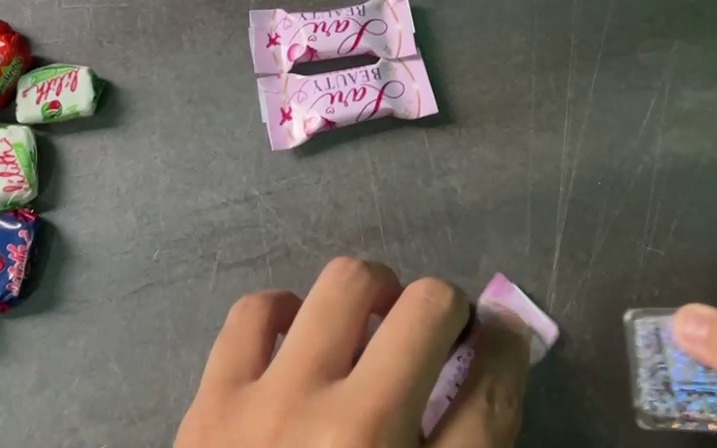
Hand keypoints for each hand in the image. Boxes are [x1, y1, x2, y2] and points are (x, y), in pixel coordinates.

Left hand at [175, 257, 531, 447]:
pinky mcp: (210, 407)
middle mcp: (352, 436)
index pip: (493, 388)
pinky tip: (295, 345)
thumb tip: (485, 374)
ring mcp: (274, 410)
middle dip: (448, 308)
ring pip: (346, 283)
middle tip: (434, 337)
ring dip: (375, 295)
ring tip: (371, 327)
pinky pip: (256, 311)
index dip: (506, 348)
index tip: (498, 339)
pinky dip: (285, 314)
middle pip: (428, 307)